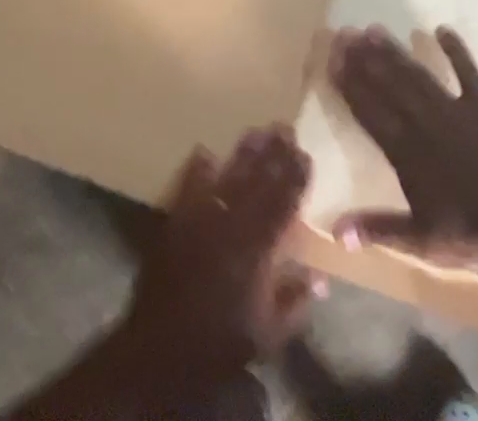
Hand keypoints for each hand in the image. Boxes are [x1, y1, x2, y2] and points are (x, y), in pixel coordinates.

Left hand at [122, 125, 319, 382]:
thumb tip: (318, 277)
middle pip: (256, 183)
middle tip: (284, 127)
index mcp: (258, 252)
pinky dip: (196, 170)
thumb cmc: (219, 345)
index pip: (282, 205)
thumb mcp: (269, 335)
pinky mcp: (174, 226)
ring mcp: (199, 224)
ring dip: (242, 155)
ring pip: (226, 180)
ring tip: (255, 132)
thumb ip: (295, 302)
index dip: (295, 178)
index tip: (305, 154)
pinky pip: (187, 190)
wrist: (158, 351)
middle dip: (272, 155)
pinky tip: (204, 151)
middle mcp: (230, 228)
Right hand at [329, 26, 477, 263]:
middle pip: (389, 86)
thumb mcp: (422, 239)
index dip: (349, 85)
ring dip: (397, 52)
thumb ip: (378, 230)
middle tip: (346, 32)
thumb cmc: (473, 232)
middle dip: (365, 59)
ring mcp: (457, 111)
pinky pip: (468, 73)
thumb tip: (335, 232)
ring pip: (419, 75)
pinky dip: (456, 51)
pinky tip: (441, 30)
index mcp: (405, 153)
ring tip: (375, 29)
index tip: (332, 59)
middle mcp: (425, 124)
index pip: (369, 112)